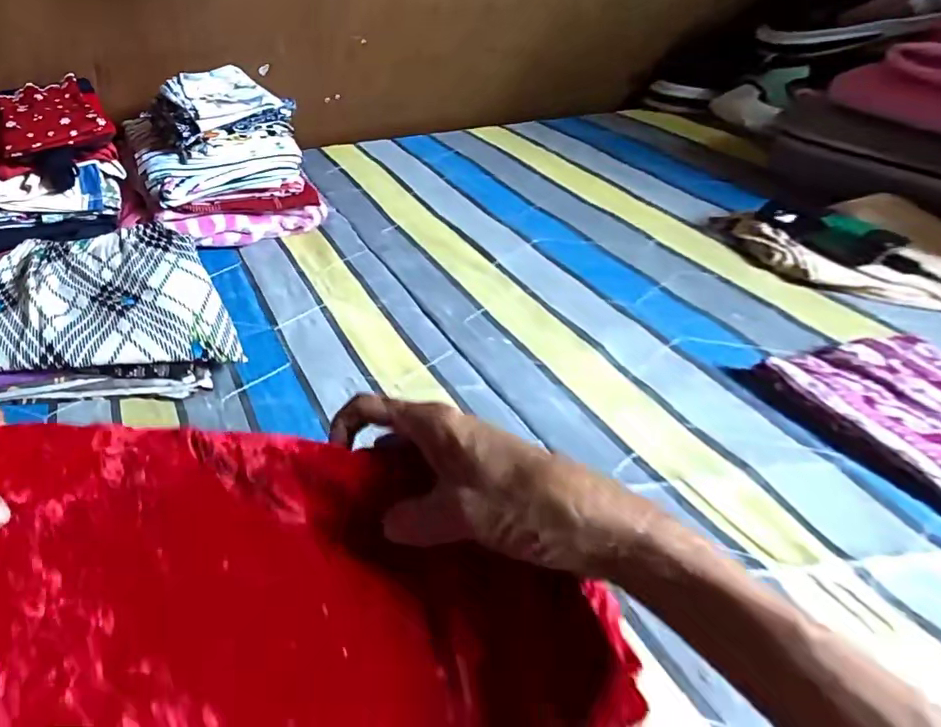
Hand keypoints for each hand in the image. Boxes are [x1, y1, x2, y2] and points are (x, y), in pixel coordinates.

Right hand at [330, 394, 668, 578]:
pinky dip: (424, 499)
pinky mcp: (485, 474)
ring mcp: (466, 451)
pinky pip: (438, 479)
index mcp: (431, 423)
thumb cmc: (525, 504)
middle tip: (361, 508)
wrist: (604, 524)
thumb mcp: (461, 514)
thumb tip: (384, 525)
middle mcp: (444, 428)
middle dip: (369, 468)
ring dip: (398, 489)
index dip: (342, 426)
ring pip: (414, 462)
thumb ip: (412, 518)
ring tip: (392, 527)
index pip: (367, 407)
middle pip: (387, 437)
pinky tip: (429, 533)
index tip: (335, 464)